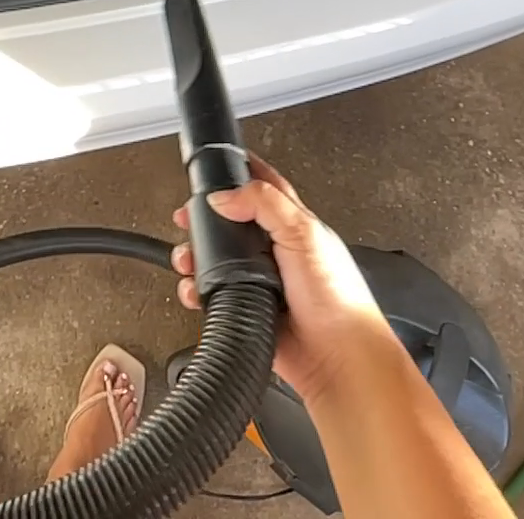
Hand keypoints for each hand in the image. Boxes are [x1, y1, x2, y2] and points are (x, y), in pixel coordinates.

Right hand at [171, 155, 385, 402]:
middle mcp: (274, 249)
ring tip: (186, 258)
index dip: (240, 170)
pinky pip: (211, 293)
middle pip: (230, 221)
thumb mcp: (304, 235)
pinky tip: (194, 291)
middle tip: (186, 218)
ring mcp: (258, 278)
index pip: (264, 185)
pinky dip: (195, 291)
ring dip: (194, 256)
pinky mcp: (246, 306)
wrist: (337, 359)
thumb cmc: (337, 300)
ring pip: (215, 258)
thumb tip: (222, 196)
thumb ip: (264, 205)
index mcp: (294, 224)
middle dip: (204, 218)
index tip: (216, 163)